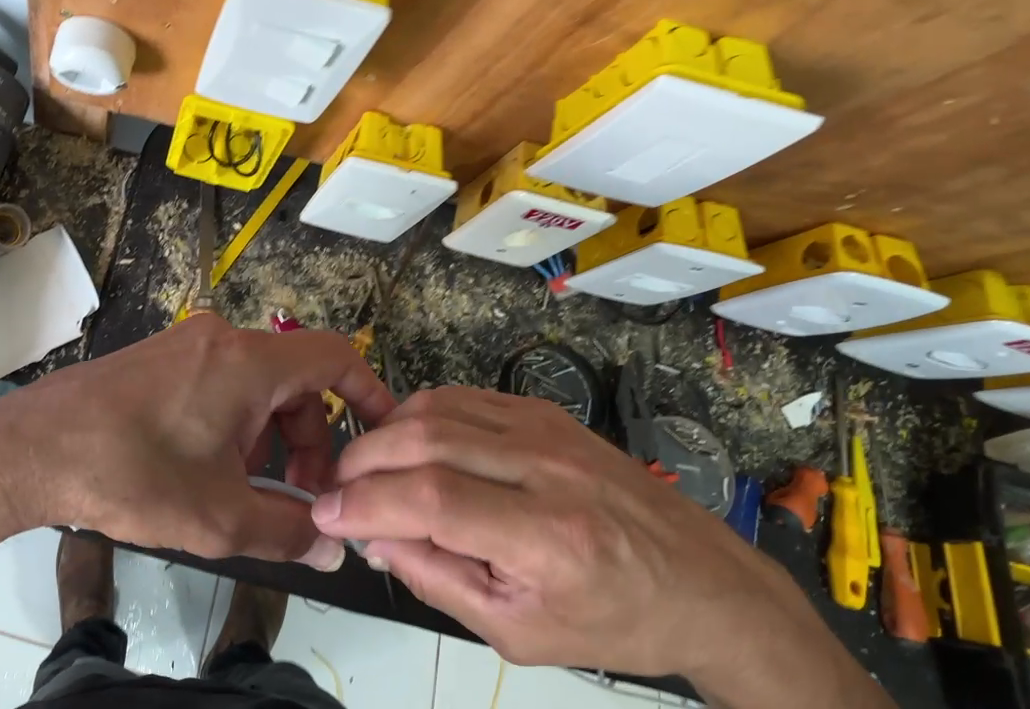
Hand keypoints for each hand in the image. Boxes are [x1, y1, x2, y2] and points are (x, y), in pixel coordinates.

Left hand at [0, 314, 394, 569]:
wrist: (33, 449)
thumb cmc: (132, 476)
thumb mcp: (219, 519)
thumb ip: (288, 532)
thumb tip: (332, 547)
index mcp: (248, 362)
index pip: (334, 357)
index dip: (370, 394)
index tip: (383, 439)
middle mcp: (221, 340)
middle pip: (294, 380)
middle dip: (309, 440)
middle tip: (300, 498)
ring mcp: (185, 345)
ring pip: (255, 387)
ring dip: (267, 439)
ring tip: (245, 493)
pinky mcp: (157, 359)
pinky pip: (219, 385)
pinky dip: (232, 425)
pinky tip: (206, 471)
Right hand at [310, 387, 861, 688]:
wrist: (705, 584)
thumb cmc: (612, 622)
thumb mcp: (518, 632)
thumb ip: (436, 579)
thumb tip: (372, 535)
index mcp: (549, 538)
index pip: (432, 500)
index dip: (365, 503)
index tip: (323, 513)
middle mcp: (547, 468)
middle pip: (426, 438)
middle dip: (362, 460)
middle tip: (335, 487)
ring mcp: (549, 429)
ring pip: (438, 407)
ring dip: (385, 433)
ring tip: (365, 468)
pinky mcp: (546, 410)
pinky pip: (462, 396)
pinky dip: (419, 415)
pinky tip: (407, 443)